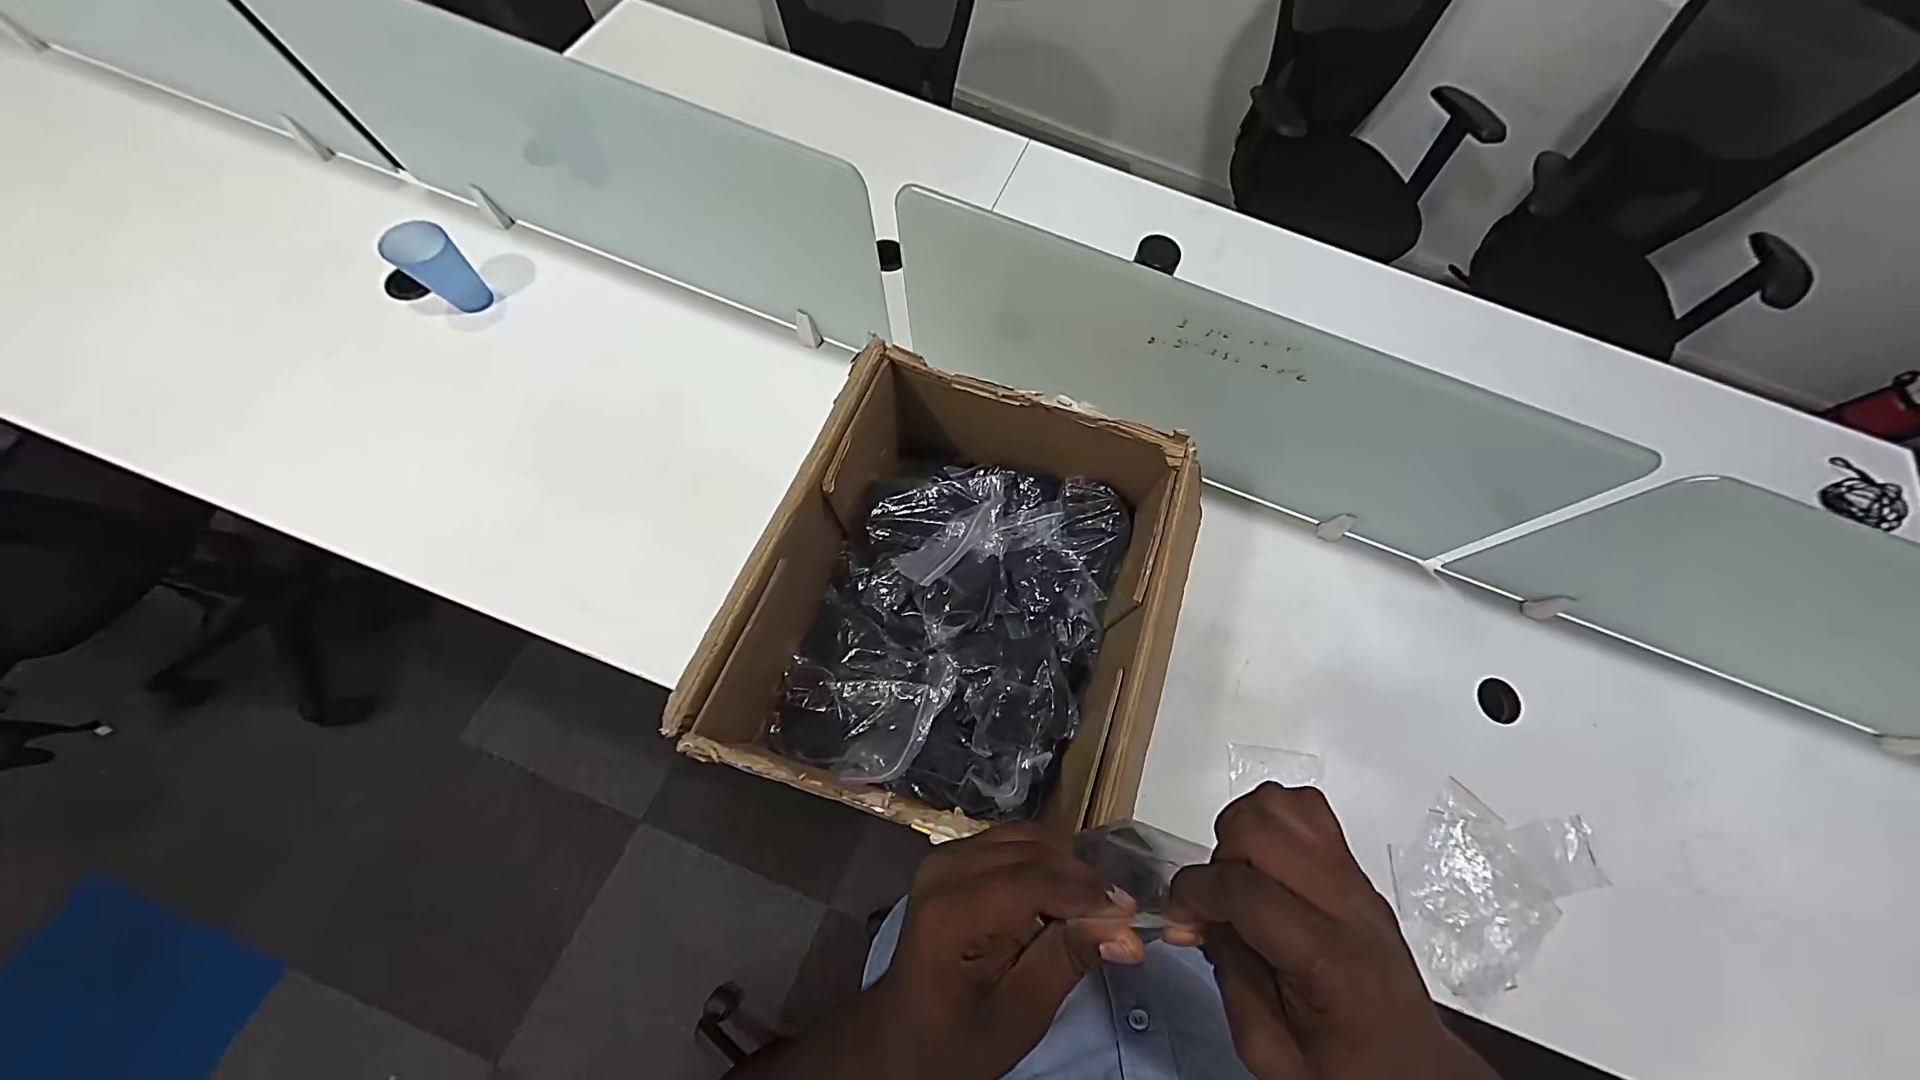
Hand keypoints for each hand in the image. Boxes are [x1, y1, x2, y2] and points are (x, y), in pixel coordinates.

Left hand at [727, 824, 1139, 1079]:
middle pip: (1031, 852)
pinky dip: (1046, 860)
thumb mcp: (1017, 1016)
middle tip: (1123, 912)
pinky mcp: (955, 853)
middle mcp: (945, 867)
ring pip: (1026, 838)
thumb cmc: (957, 1038)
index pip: (1030, 882)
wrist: (903, 1031)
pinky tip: (1066, 890)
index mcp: (950, 912)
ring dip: (1066, 865)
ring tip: (1099, 903)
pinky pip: (1012, 841)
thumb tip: (1126, 930)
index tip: (1132, 913)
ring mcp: (947, 854)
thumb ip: (1066, 961)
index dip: (1085, 893)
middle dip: (1082, 878)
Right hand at [1166, 784, 1495, 1079]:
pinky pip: (1306, 807)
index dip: (1194, 894)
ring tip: (1239, 874)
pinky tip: (1262, 858)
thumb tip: (1195, 917)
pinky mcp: (1353, 868)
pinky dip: (1271, 819)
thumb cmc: (1350, 1071)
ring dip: (1243, 831)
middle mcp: (1350, 908)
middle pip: (1262, 830)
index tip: (1180, 914)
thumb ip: (1226, 974)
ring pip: (1282, 805)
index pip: (1246, 891)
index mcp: (1332, 963)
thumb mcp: (1271, 1052)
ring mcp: (1355, 880)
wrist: (1413, 1071)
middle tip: (1216, 899)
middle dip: (1219, 858)